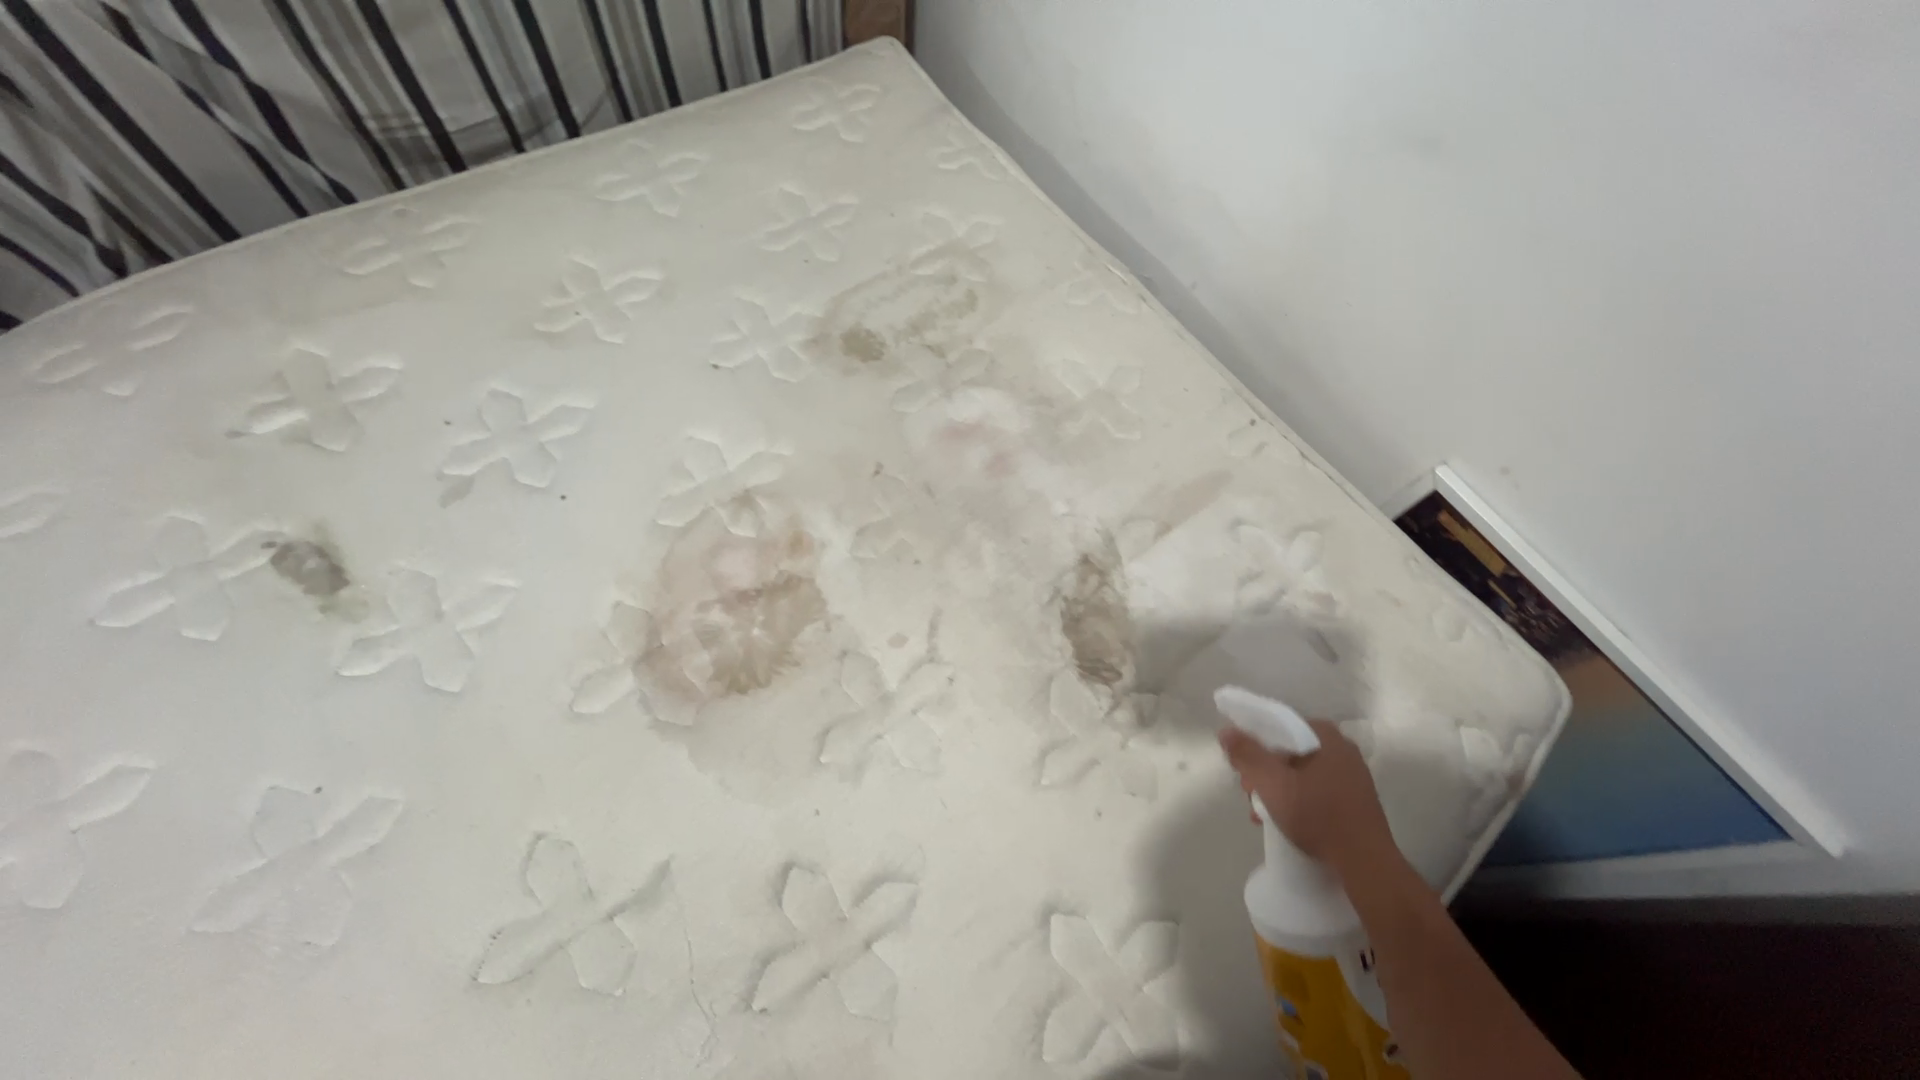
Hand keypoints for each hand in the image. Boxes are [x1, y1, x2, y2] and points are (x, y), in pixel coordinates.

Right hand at [1218, 719, 1398, 878]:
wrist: (1365, 862)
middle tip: (1250, 795)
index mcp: (1325, 735)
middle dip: (1264, 771)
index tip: (1242, 770)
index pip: (1278, 727)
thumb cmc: (1317, 816)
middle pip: (1288, 751)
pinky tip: (1286, 820)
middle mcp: (1342, 748)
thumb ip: (1247, 755)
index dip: (1253, 745)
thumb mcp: (1271, 784)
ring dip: (1278, 788)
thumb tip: (1226, 731)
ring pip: (1301, 772)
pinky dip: (1297, 799)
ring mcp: (1352, 774)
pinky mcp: (1355, 798)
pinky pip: (1316, 788)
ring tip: (1263, 814)